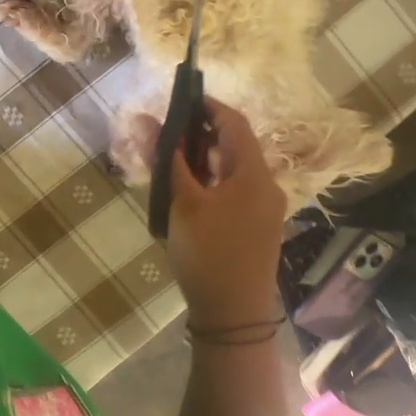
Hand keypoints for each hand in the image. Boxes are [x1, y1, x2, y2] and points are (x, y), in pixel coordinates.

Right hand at [161, 100, 287, 331]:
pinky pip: (237, 187)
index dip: (207, 106)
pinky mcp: (258, 226)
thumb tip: (148, 119)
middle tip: (167, 129)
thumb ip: (168, 158)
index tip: (177, 99)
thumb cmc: (207, 252)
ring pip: (236, 167)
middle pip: (237, 143)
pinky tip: (188, 187)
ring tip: (172, 156)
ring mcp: (265, 208)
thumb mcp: (181, 202)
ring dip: (206, 155)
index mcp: (254, 175)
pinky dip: (213, 177)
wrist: (234, 316)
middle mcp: (267, 186)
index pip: (234, 123)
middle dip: (202, 131)